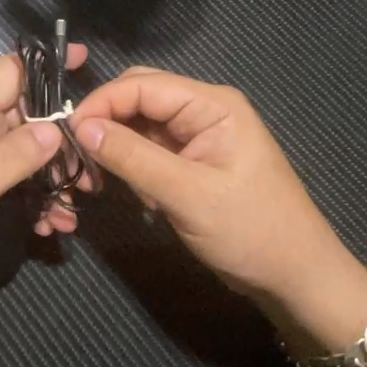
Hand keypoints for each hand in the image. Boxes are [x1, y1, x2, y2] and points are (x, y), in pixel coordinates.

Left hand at [0, 44, 85, 274]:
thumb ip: (12, 156)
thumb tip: (56, 128)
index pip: (11, 71)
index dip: (47, 65)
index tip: (86, 63)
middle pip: (27, 113)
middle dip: (62, 139)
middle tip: (91, 174)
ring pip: (24, 148)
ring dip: (51, 176)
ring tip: (75, 210)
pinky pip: (12, 175)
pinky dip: (34, 196)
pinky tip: (52, 224)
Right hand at [69, 67, 364, 310]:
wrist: (299, 282)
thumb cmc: (251, 233)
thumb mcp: (187, 195)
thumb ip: (132, 157)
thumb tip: (80, 127)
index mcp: (211, 104)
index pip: (140, 85)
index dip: (100, 104)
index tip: (68, 135)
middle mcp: (203, 109)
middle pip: (137, 98)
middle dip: (105, 123)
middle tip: (77, 157)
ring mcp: (198, 135)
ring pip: (139, 124)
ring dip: (114, 148)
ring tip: (96, 181)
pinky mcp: (193, 160)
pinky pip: (149, 148)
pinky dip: (130, 165)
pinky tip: (125, 191)